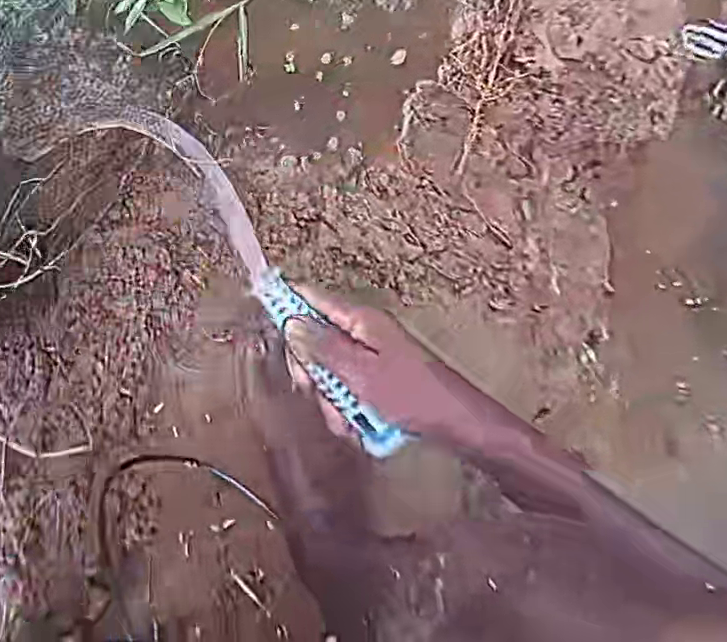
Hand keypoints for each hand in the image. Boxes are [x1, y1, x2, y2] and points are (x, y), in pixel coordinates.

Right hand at [280, 286, 484, 449]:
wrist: (465, 429)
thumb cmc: (414, 396)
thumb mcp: (361, 374)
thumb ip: (322, 348)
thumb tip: (290, 322)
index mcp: (359, 320)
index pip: (311, 297)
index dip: (285, 299)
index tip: (260, 303)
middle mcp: (362, 332)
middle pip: (314, 339)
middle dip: (311, 370)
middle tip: (313, 390)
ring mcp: (369, 356)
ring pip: (328, 369)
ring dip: (330, 397)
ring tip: (346, 420)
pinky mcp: (377, 379)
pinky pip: (347, 387)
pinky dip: (347, 408)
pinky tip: (357, 427)